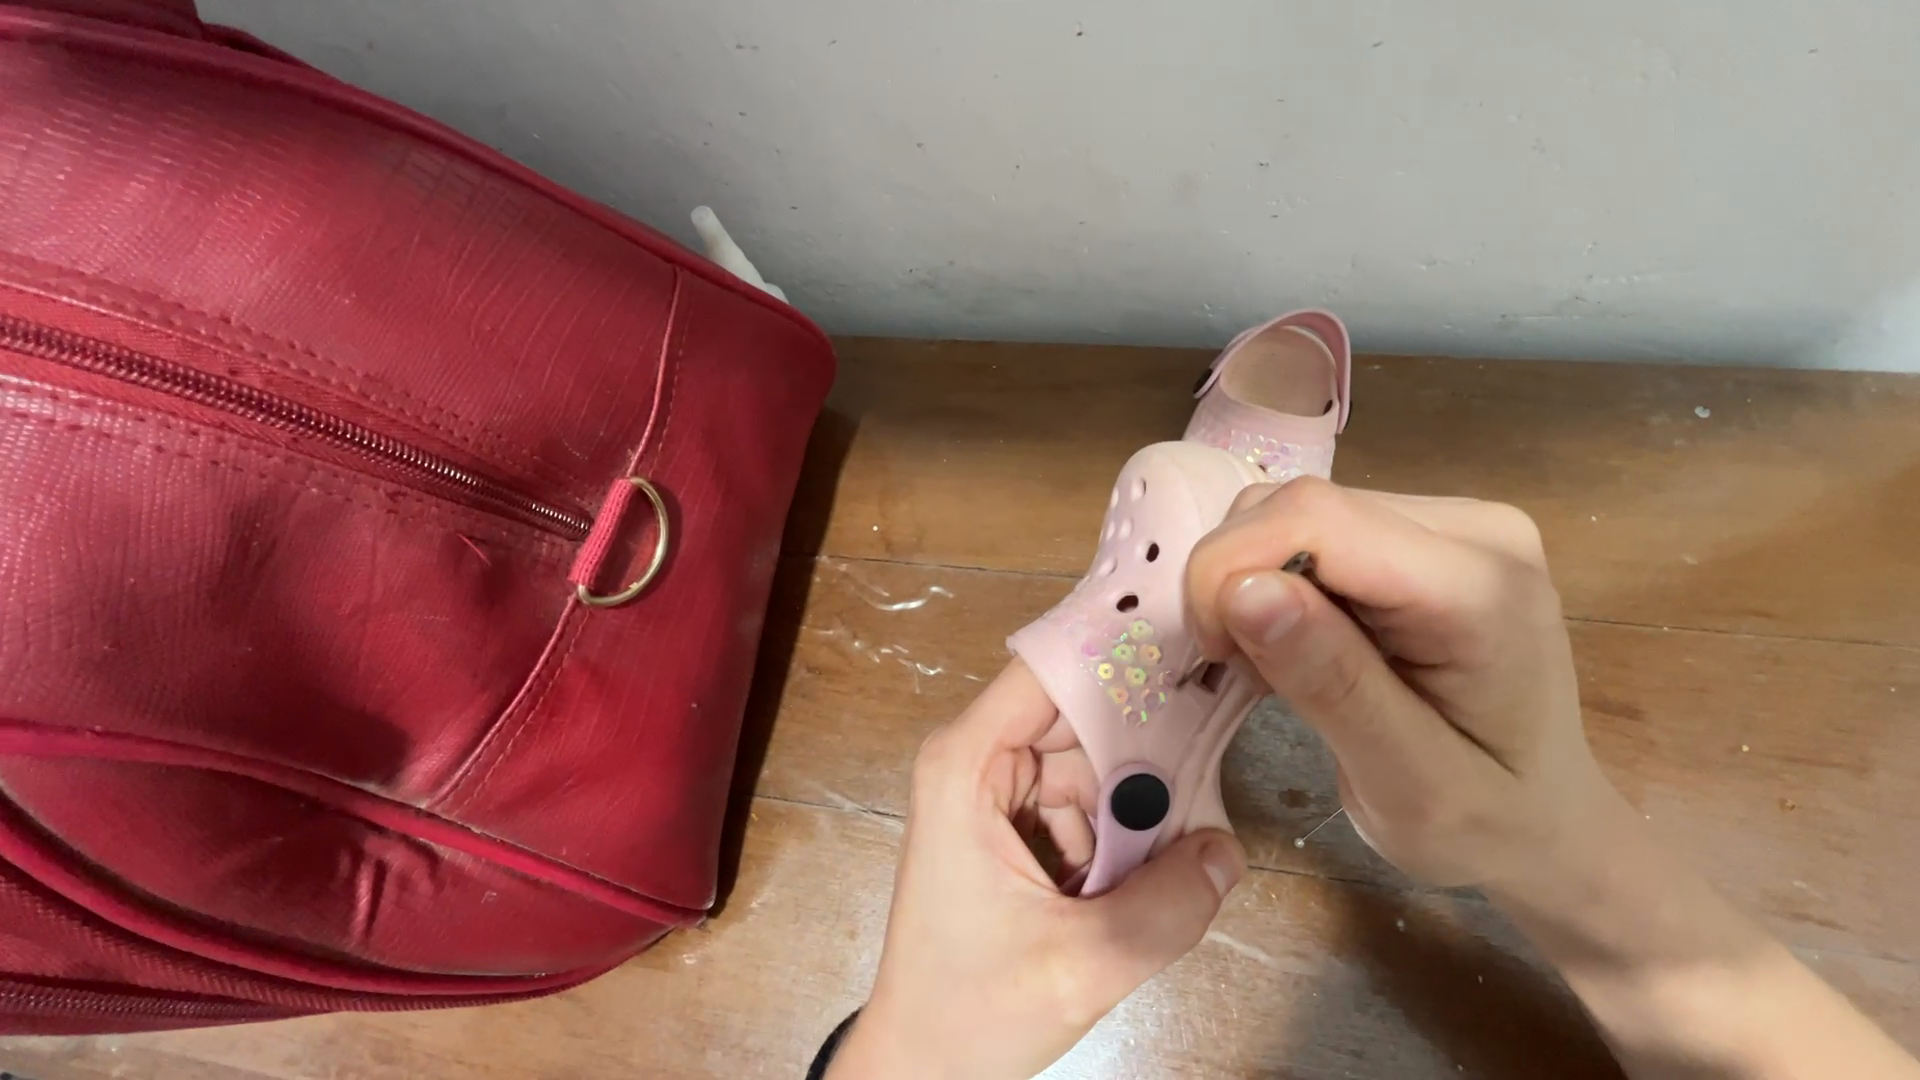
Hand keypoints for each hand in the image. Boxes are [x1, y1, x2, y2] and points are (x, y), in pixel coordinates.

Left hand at [829, 660, 1245, 1079]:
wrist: (925, 1063)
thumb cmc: (971, 1010)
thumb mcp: (1080, 964)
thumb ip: (1166, 906)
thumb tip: (1227, 851)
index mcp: (968, 763)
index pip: (1047, 670)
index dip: (1115, 650)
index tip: (1189, 638)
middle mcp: (981, 759)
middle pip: (1079, 714)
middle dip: (1145, 740)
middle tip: (1216, 744)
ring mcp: (1002, 790)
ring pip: (1094, 761)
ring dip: (1139, 798)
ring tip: (1186, 831)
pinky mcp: (1022, 822)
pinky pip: (1089, 801)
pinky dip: (1124, 828)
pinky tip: (1150, 864)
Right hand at [1184, 477, 1615, 894]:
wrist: (1546, 820)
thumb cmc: (1486, 824)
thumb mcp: (1407, 784)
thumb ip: (1331, 682)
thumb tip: (1242, 588)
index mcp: (1480, 585)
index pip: (1312, 520)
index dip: (1233, 570)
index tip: (1218, 656)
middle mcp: (1470, 528)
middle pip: (1296, 507)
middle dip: (1235, 579)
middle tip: (1239, 666)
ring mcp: (1446, 522)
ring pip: (1290, 510)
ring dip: (1248, 579)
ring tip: (1271, 660)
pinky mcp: (1418, 531)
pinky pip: (1305, 527)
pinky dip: (1270, 577)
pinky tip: (1294, 636)